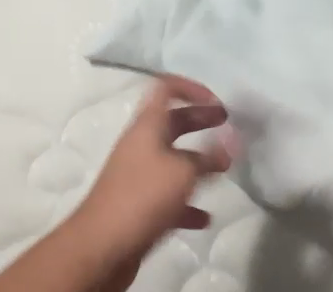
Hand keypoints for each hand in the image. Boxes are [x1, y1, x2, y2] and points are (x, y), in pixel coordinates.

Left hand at [66, 75, 235, 288]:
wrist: (101, 246)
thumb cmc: (143, 196)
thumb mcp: (183, 172)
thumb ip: (209, 156)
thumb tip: (230, 142)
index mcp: (147, 124)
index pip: (166, 87)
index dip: (192, 87)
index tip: (216, 100)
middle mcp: (141, 143)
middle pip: (173, 121)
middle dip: (200, 120)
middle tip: (227, 124)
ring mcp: (138, 174)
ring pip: (172, 159)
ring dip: (197, 162)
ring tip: (223, 169)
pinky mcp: (138, 204)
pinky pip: (167, 195)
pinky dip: (187, 201)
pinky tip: (204, 218)